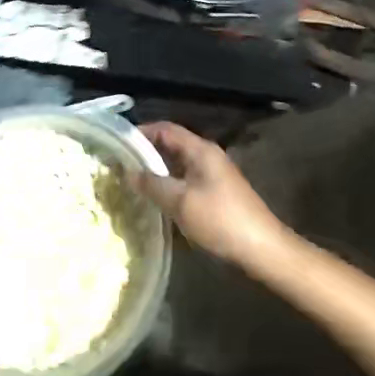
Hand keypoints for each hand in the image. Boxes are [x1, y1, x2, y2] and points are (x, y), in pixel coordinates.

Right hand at [132, 122, 292, 266]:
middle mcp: (208, 157)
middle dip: (145, 154)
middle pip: (172, 146)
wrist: (259, 245)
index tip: (115, 143)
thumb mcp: (181, 201)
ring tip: (128, 183)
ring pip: (178, 166)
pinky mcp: (216, 194)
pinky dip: (169, 186)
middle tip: (116, 166)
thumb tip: (129, 171)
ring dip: (156, 172)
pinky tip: (154, 200)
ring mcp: (213, 175)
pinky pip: (186, 182)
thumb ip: (153, 184)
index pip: (166, 129)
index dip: (141, 132)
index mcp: (201, 150)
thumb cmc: (220, 219)